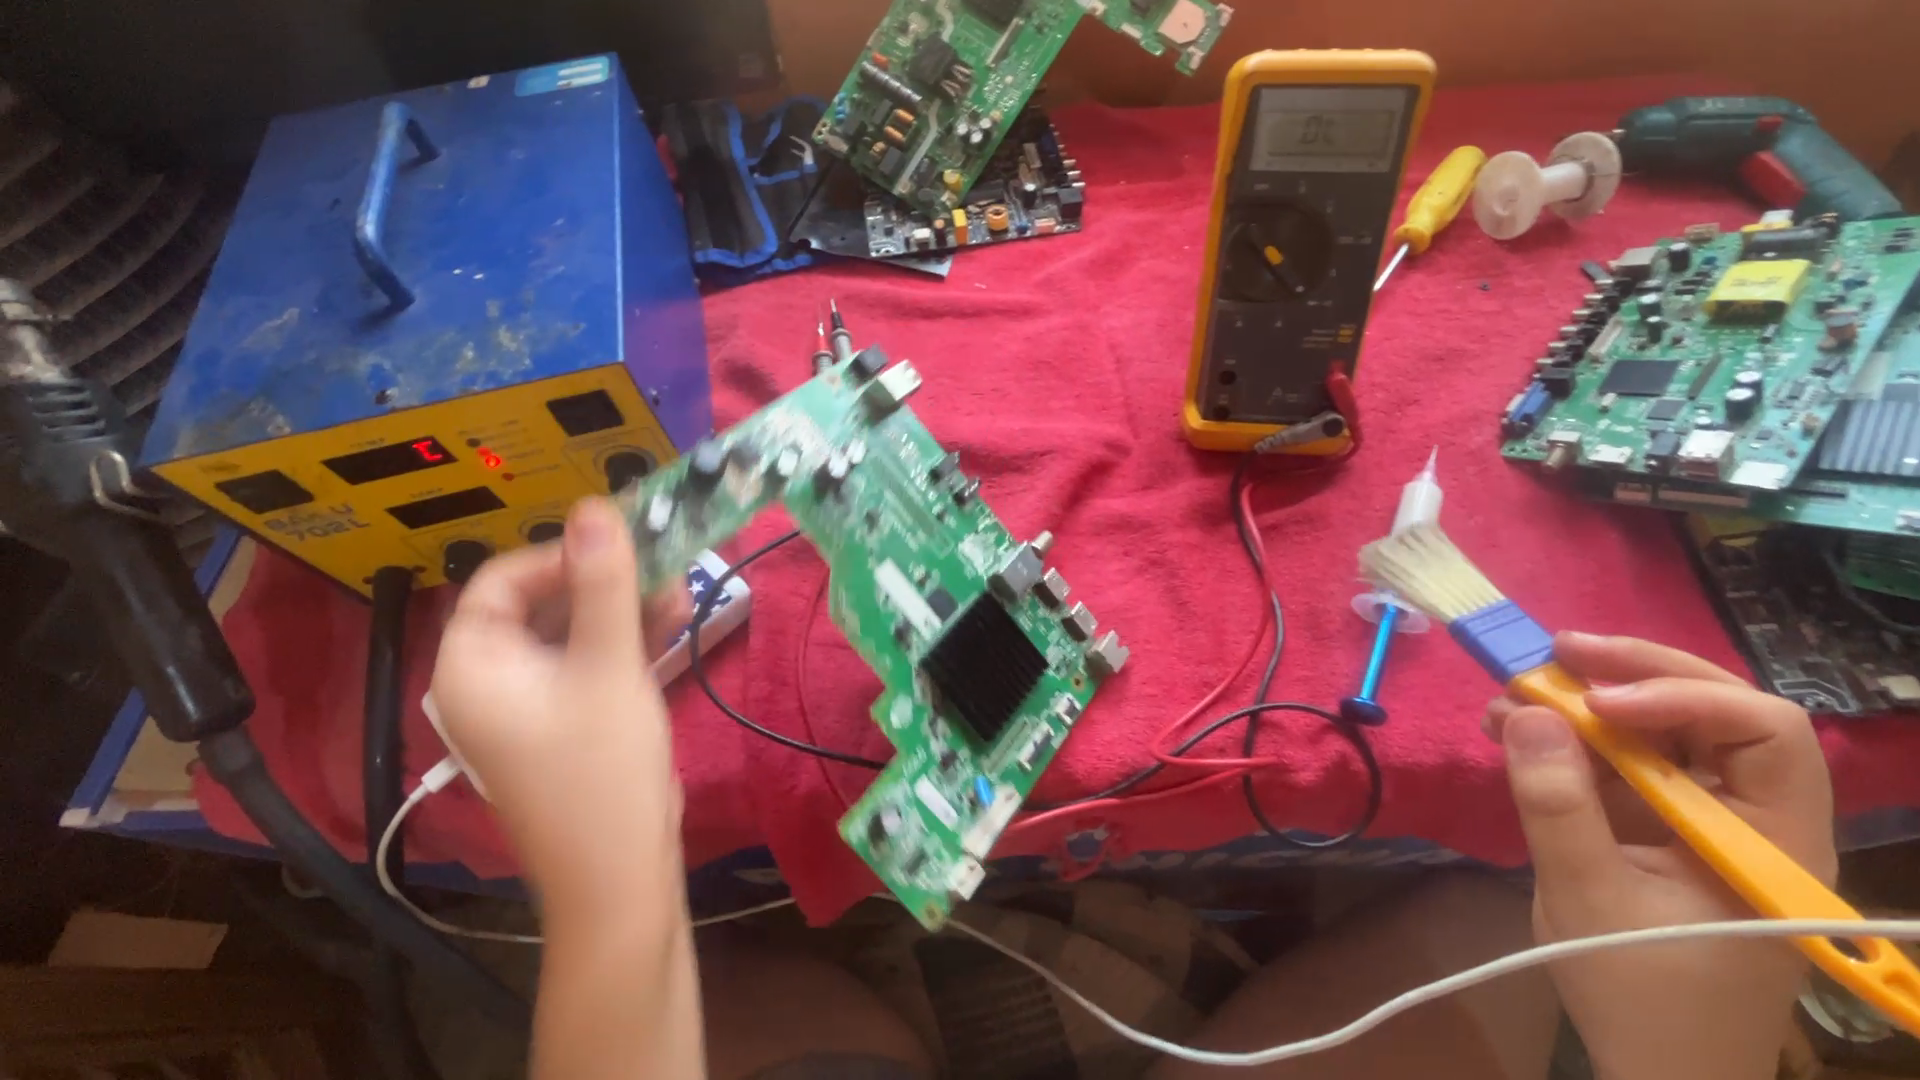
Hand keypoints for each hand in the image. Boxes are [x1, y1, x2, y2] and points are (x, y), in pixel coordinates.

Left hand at [430, 497, 690, 909]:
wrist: (621, 877)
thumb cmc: (604, 768)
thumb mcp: (609, 665)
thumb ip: (603, 583)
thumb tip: (594, 507)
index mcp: (473, 664)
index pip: (502, 579)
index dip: (562, 553)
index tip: (624, 544)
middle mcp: (490, 679)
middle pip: (541, 603)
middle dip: (605, 580)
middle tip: (664, 561)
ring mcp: (530, 705)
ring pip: (572, 632)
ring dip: (624, 607)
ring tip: (682, 588)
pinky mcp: (565, 723)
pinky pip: (587, 664)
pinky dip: (625, 642)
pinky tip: (674, 621)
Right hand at [1483, 631, 1833, 1079]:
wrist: (1656, 1065)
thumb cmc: (1638, 992)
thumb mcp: (1586, 897)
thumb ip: (1557, 805)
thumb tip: (1525, 712)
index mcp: (1772, 838)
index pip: (1763, 731)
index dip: (1681, 696)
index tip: (1594, 701)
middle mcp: (1751, 814)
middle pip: (1715, 711)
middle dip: (1633, 672)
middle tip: (1556, 649)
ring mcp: (1702, 818)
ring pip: (1662, 730)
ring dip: (1589, 701)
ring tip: (1514, 688)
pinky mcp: (1657, 826)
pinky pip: (1621, 762)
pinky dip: (1569, 737)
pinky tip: (1513, 727)